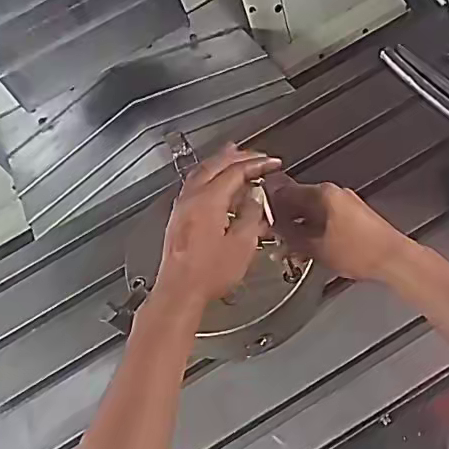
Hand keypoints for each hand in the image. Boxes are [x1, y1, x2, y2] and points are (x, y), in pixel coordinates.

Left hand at [152, 144, 282, 311]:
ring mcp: (181, 208)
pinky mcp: (178, 219)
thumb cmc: (207, 274)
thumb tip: (255, 198)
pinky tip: (214, 184)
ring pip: (201, 173)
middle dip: (238, 157)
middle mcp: (191, 199)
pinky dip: (208, 177)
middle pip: (215, 165)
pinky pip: (193, 186)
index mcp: (208, 201)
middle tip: (256, 156)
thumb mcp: (242, 245)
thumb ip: (251, 216)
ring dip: (220, 163)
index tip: (271, 163)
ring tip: (232, 157)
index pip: (235, 171)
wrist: (180, 292)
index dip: (256, 164)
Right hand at [266, 177, 413, 282]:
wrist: (394, 259)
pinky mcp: (354, 218)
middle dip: (285, 222)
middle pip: (299, 203)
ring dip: (300, 230)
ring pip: (312, 213)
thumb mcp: (317, 247)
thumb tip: (276, 231)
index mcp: (324, 194)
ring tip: (290, 250)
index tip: (262, 221)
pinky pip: (326, 220)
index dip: (270, 207)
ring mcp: (345, 205)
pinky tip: (309, 250)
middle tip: (274, 240)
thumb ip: (291, 237)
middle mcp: (334, 194)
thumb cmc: (360, 251)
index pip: (286, 192)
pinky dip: (315, 233)